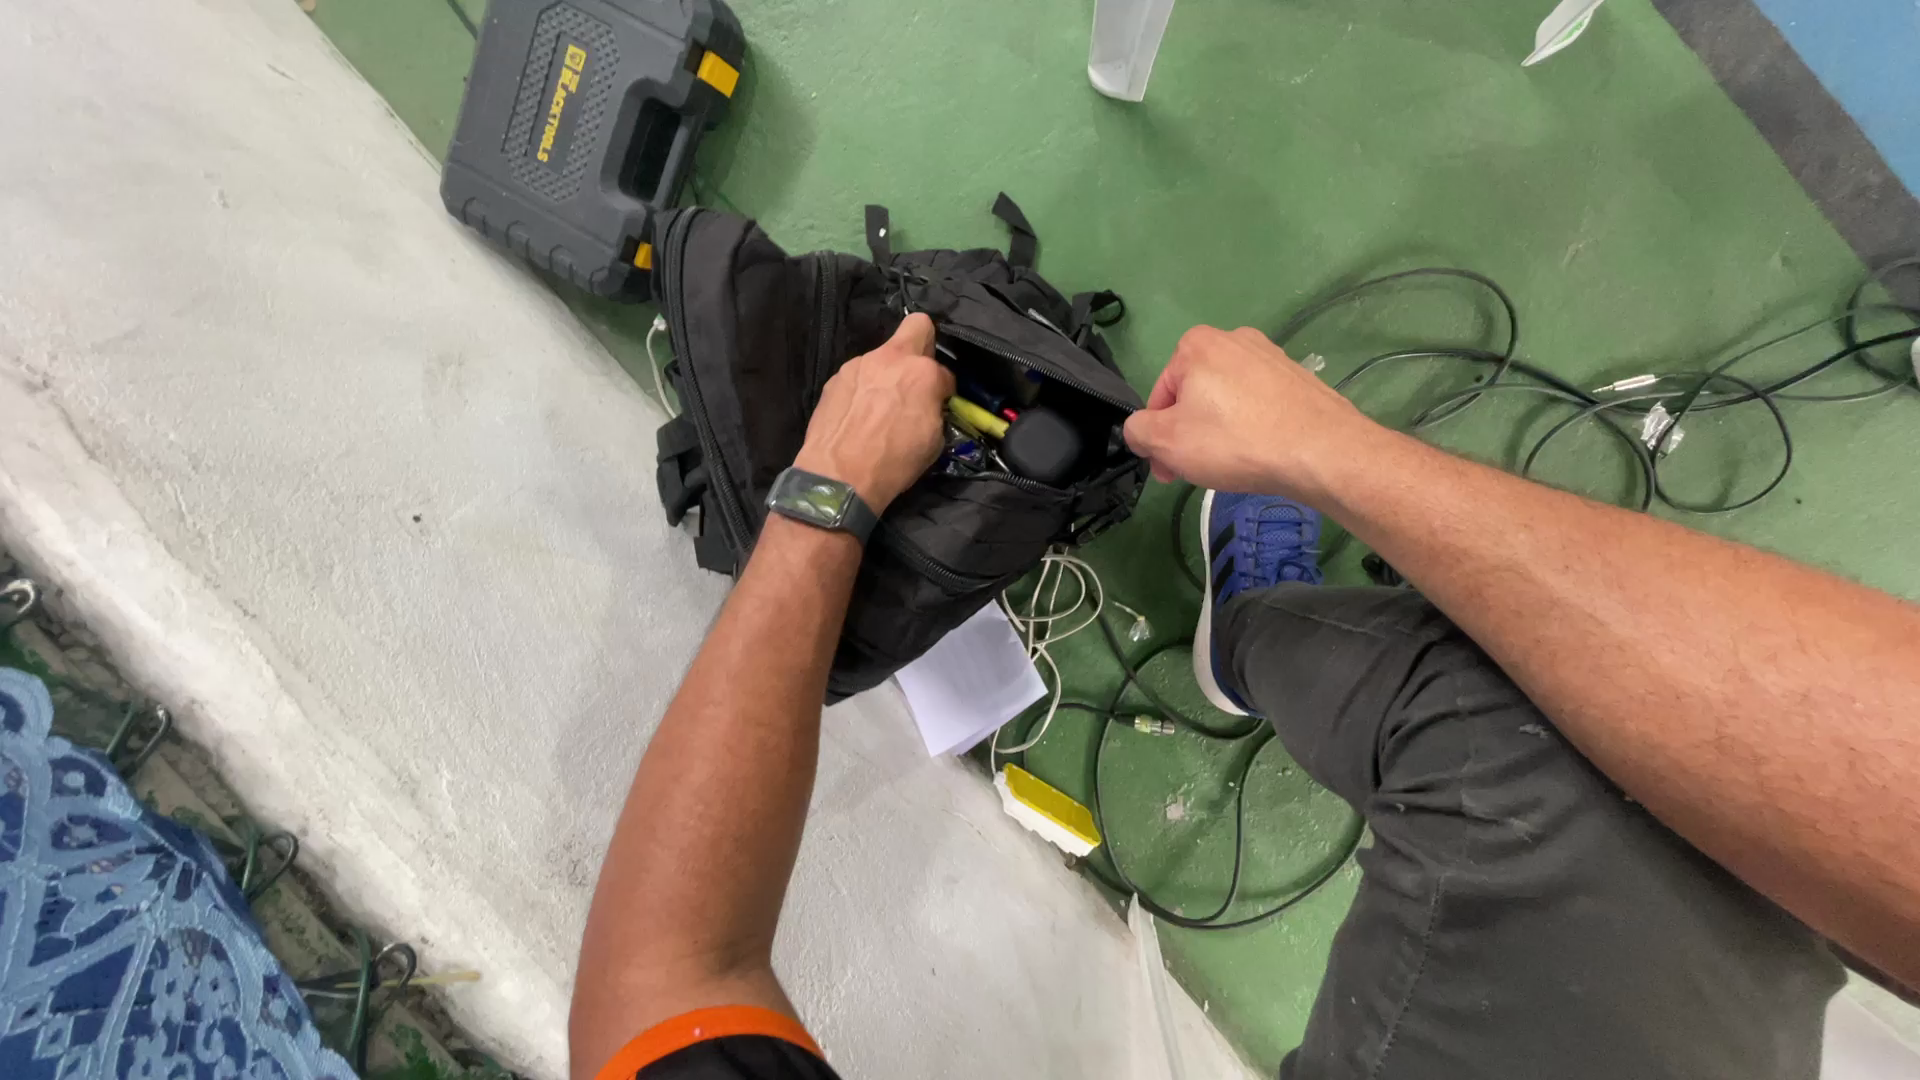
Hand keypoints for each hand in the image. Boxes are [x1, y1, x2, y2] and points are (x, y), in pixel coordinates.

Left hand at [794, 313, 955, 512]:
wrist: (838, 477)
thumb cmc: (893, 463)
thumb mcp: (932, 442)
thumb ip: (934, 410)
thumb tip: (930, 404)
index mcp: (923, 373)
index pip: (945, 372)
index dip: (944, 390)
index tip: (939, 405)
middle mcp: (890, 358)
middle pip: (916, 328)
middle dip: (923, 347)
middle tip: (917, 380)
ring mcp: (858, 364)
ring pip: (883, 358)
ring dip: (888, 375)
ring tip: (880, 409)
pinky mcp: (835, 378)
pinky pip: (859, 376)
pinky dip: (864, 389)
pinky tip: (858, 416)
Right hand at [1123, 326, 1376, 502]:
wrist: (1321, 452)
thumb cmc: (1235, 442)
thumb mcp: (1165, 440)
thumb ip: (1136, 431)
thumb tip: (1140, 430)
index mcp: (1196, 345)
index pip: (1158, 398)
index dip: (1157, 438)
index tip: (1168, 469)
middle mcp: (1234, 339)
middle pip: (1191, 397)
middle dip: (1186, 435)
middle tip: (1195, 471)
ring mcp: (1270, 356)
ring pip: (1223, 403)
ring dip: (1216, 434)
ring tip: (1230, 465)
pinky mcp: (1298, 378)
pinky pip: (1256, 406)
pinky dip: (1248, 429)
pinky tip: (1257, 454)